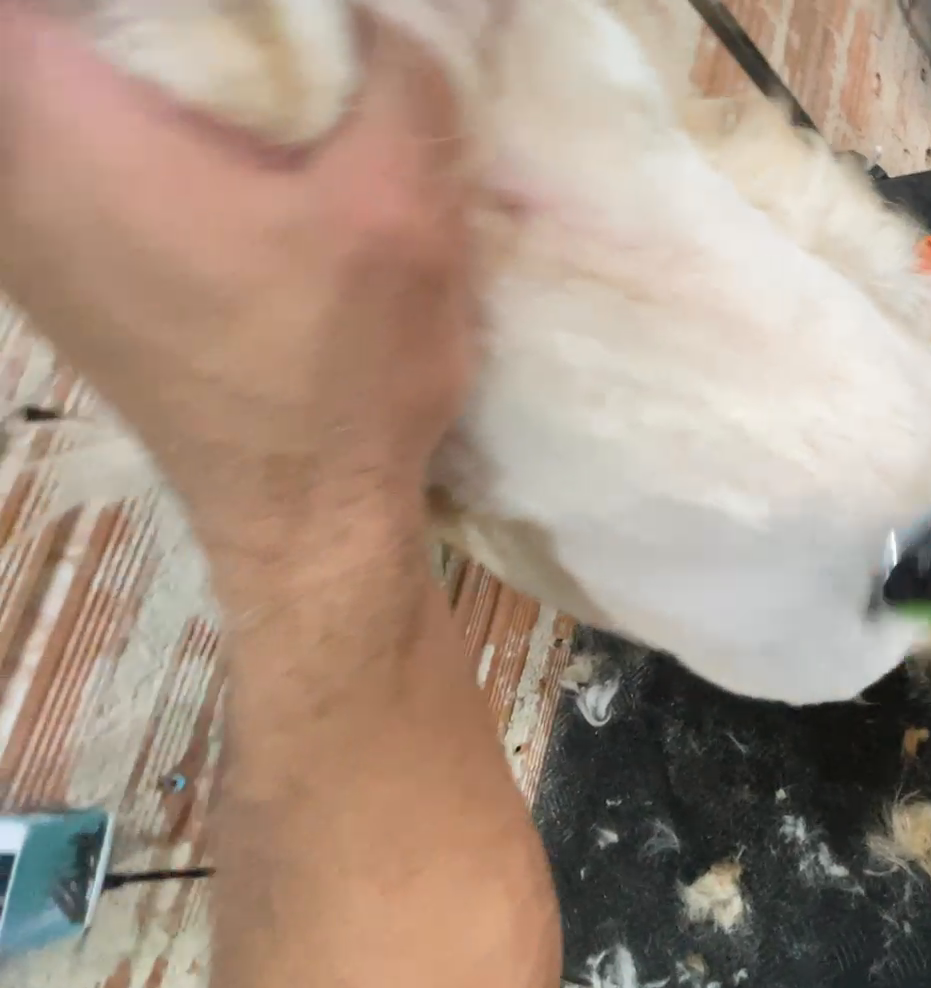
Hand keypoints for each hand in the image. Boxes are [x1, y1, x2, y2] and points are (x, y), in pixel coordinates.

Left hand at [0, 6, 469, 588]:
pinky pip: (117, 172)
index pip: (110, 6)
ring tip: (309, 158)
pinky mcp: (68, 273)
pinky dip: (195, 165)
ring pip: (111, 106)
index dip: (226, 15)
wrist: (310, 506)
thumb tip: (394, 25)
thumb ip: (403, 91)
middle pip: (104, 39)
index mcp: (49, 106)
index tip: (306, 44)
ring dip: (217, 111)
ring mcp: (21, 219)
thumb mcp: (403, 217)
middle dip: (224, 47)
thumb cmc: (347, 365)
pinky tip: (275, 222)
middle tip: (326, 95)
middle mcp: (4, 151)